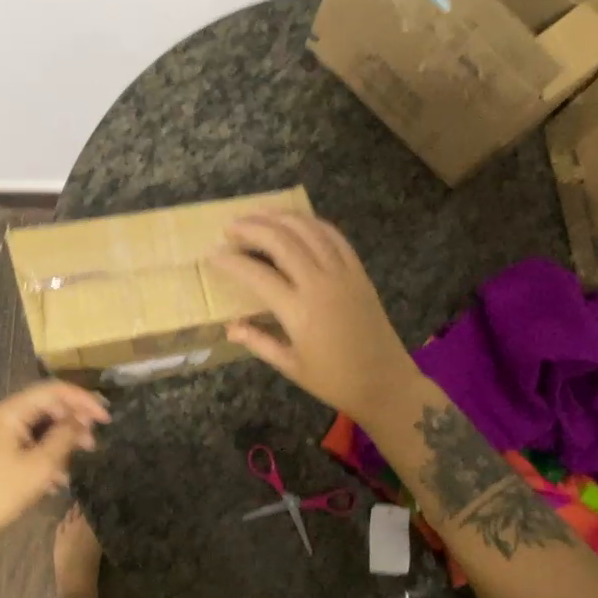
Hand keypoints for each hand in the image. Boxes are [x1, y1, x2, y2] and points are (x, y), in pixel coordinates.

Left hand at [0, 381, 110, 544]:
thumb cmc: (0, 493)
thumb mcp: (40, 466)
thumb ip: (64, 437)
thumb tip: (82, 418)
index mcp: (9, 412)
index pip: (53, 391)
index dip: (82, 400)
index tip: (105, 418)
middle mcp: (1, 416)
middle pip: (45, 407)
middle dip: (72, 423)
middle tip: (93, 443)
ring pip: (38, 428)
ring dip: (60, 442)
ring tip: (76, 464)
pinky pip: (27, 444)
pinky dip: (45, 455)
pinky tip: (57, 479)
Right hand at [212, 211, 420, 421]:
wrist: (385, 382)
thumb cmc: (334, 380)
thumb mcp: (290, 366)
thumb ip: (258, 341)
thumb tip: (230, 328)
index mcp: (298, 311)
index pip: (256, 274)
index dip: (231, 261)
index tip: (213, 254)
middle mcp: (320, 284)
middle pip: (281, 241)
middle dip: (252, 228)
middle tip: (231, 226)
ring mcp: (342, 274)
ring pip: (308, 231)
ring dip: (280, 218)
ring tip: (258, 215)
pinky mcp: (359, 272)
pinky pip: (335, 237)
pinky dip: (313, 224)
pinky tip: (297, 222)